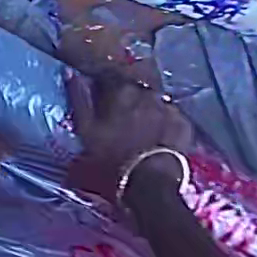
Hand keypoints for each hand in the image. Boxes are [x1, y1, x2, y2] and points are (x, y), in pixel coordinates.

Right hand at [67, 72, 193, 197]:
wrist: (148, 183)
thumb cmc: (111, 157)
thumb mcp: (86, 129)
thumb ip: (79, 99)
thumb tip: (72, 73)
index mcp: (120, 90)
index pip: (109, 75)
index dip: (102, 84)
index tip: (98, 95)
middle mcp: (147, 92)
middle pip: (134, 87)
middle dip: (126, 95)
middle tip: (119, 114)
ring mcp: (168, 106)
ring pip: (154, 100)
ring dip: (145, 107)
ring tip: (139, 125)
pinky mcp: (184, 123)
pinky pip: (171, 115)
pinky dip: (163, 120)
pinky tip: (158, 134)